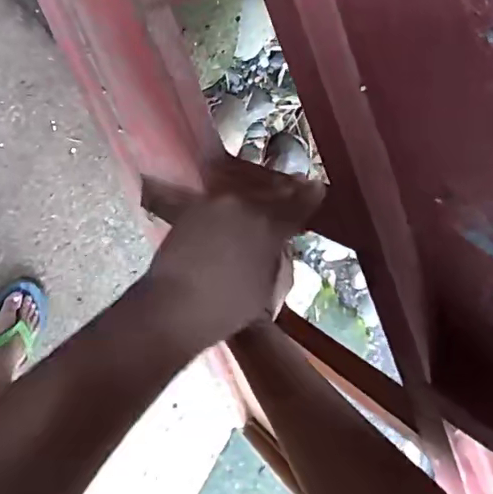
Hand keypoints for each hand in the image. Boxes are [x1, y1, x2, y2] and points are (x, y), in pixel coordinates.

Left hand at [141, 168, 323, 348]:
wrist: (174, 305)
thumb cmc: (228, 307)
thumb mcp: (266, 286)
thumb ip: (275, 256)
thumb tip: (276, 243)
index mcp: (268, 224)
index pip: (296, 204)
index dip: (310, 196)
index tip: (318, 187)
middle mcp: (242, 205)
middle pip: (269, 193)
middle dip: (285, 191)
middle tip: (296, 186)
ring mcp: (213, 204)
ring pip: (242, 194)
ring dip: (255, 196)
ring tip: (263, 201)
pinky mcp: (191, 210)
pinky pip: (220, 201)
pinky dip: (231, 206)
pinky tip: (232, 213)